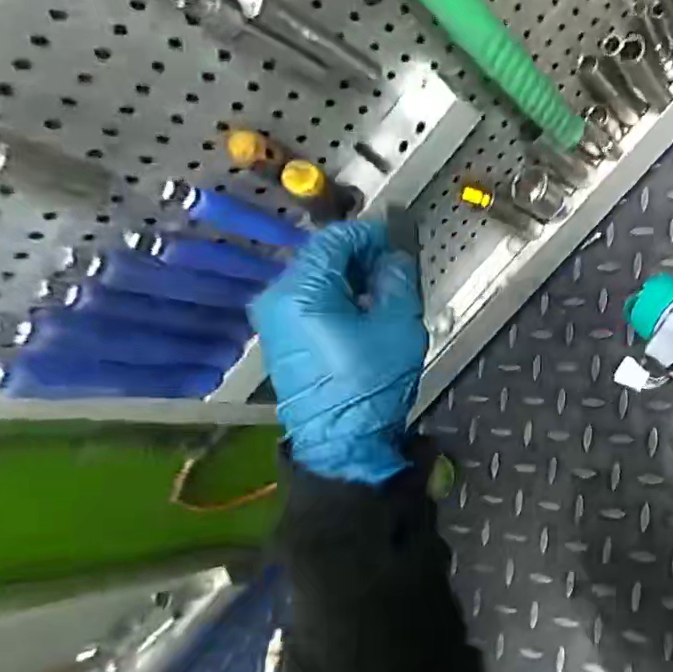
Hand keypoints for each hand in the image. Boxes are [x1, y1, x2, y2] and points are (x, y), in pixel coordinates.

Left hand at [249, 221, 425, 484]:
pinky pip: (310, 300)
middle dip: (359, 255)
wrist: (342, 437)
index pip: (334, 240)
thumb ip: (397, 280)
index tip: (397, 236)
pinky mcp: (281, 337)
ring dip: (350, 276)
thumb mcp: (398, 324)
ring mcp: (274, 319)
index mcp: (301, 291)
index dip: (369, 233)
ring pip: (315, 278)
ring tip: (386, 287)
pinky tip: (365, 308)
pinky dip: (338, 295)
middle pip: (320, 258)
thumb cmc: (372, 380)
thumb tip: (393, 257)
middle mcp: (276, 299)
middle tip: (396, 264)